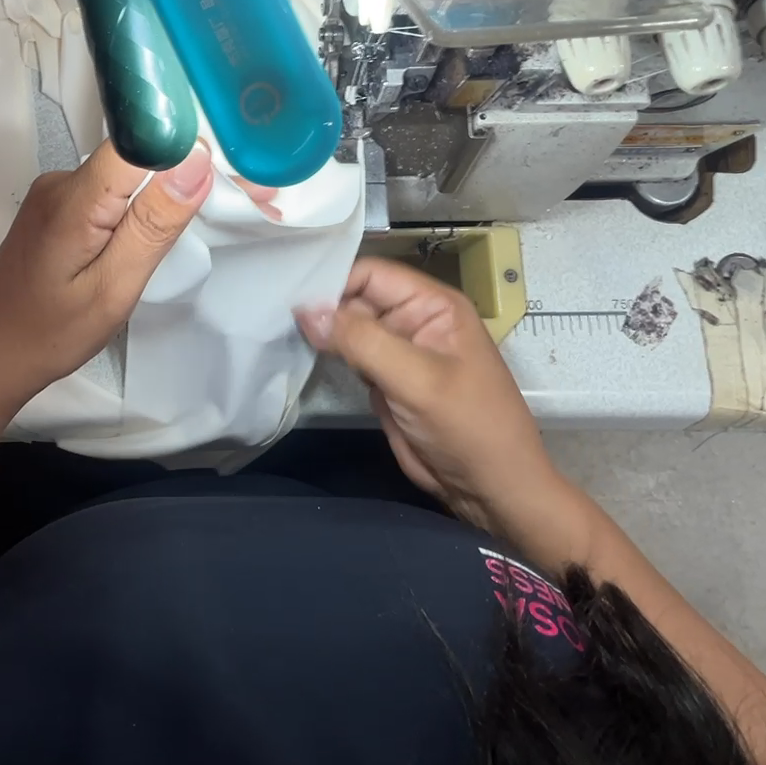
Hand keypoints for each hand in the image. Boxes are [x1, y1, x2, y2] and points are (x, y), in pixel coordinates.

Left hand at [0, 141, 213, 413]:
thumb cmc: (49, 333)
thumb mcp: (113, 288)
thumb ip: (154, 224)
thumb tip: (195, 160)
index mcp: (74, 198)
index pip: (138, 137)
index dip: (182, 146)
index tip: (216, 172)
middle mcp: (60, 181)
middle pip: (134, 155)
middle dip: (172, 181)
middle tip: (192, 227)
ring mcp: (53, 193)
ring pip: (122, 177)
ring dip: (148, 204)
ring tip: (150, 250)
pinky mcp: (53, 208)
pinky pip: (104, 193)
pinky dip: (125, 214)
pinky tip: (124, 250)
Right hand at [296, 258, 558, 527]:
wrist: (490, 490)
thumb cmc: (468, 427)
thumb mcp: (416, 380)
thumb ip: (361, 341)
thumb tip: (305, 310)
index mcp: (432, 305)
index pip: (370, 274)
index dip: (331, 283)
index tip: (289, 301)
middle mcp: (413, 320)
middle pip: (354, 297)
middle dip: (320, 307)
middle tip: (274, 318)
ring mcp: (397, 350)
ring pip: (347, 327)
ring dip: (319, 332)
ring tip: (279, 332)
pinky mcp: (384, 379)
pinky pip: (349, 356)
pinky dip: (327, 355)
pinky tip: (299, 353)